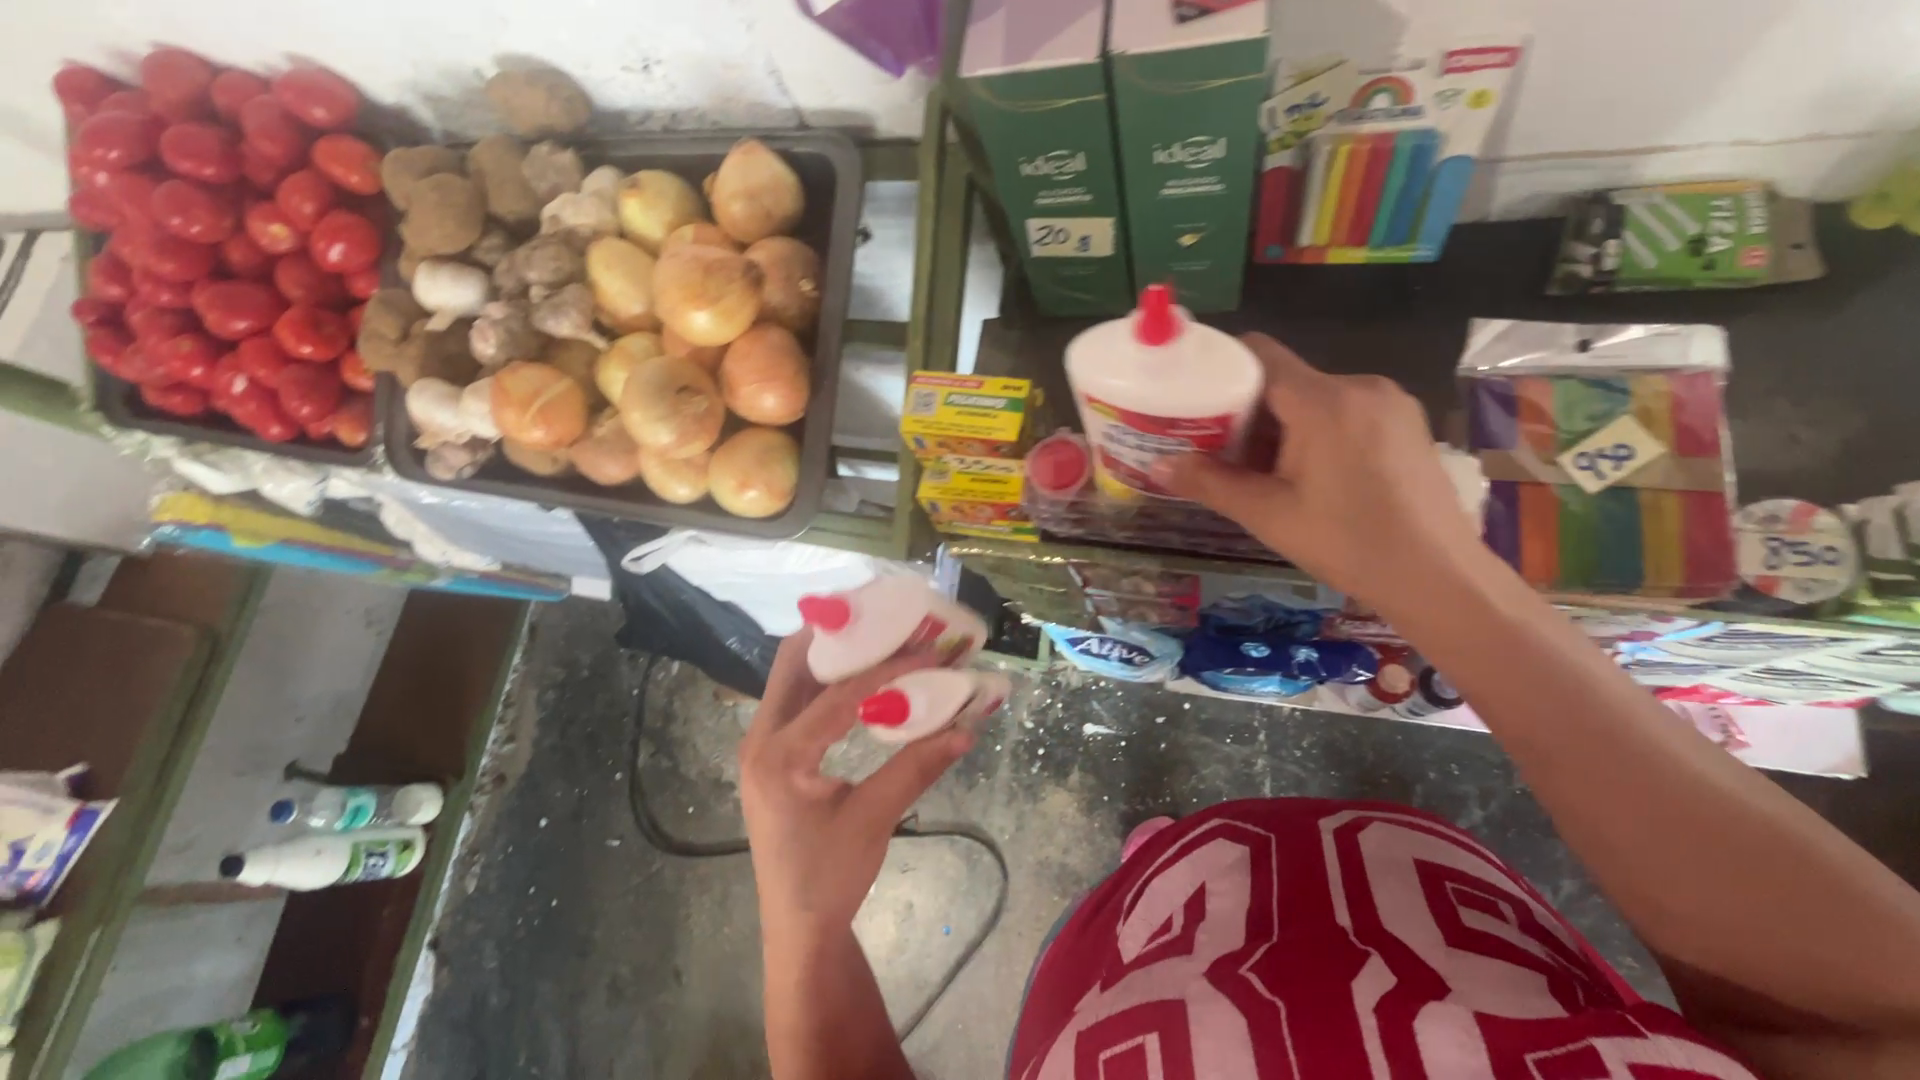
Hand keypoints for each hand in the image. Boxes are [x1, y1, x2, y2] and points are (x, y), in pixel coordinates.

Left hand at [739, 631, 975, 936]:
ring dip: (836, 654)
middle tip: (890, 617)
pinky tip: (864, 677)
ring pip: (794, 677)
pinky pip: (798, 700)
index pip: (838, 694)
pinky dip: (830, 681)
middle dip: (843, 635)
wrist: (798, 927)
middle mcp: (759, 738)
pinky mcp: (773, 755)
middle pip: (795, 662)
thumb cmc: (829, 878)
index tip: (931, 647)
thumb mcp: (874, 820)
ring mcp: (762, 745)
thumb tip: (969, 726)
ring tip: (882, 636)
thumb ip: (917, 767)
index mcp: (778, 755)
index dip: (888, 668)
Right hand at [1158, 333, 1485, 607]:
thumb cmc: (1347, 543)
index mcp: (1322, 400)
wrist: (1438, 576)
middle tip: (1221, 452)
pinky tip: (1313, 476)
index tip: (1193, 398)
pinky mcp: (1407, 423)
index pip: (1258, 354)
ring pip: (1316, 397)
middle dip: (1249, 410)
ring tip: (1265, 472)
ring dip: (1284, 425)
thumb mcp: (1268, 514)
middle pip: (1286, 379)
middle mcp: (1359, 386)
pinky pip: (1347, 412)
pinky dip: (1318, 431)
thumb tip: (1157, 466)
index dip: (1220, 369)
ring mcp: (1390, 403)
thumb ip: (1210, 483)